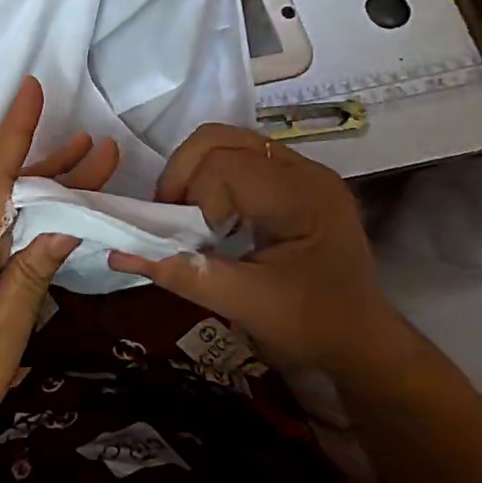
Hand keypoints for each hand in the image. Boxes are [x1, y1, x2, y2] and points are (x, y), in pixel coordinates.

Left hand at [0, 77, 118, 482]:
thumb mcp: (1, 339)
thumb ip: (31, 275)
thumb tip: (66, 222)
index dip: (14, 133)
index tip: (31, 88)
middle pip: (2, 193)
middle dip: (49, 166)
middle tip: (101, 148)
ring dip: (41, 191)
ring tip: (89, 166)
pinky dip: (26, 222)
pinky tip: (54, 217)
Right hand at [108, 123, 405, 375]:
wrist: (361, 345)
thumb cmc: (311, 326)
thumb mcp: (245, 305)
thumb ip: (184, 275)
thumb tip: (119, 254)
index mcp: (302, 197)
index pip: (225, 165)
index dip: (192, 196)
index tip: (185, 238)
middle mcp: (304, 171)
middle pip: (221, 138)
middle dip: (183, 172)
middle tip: (173, 215)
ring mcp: (301, 173)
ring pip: (227, 141)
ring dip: (195, 171)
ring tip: (189, 214)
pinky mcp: (293, 183)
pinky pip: (239, 157)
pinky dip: (211, 176)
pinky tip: (214, 214)